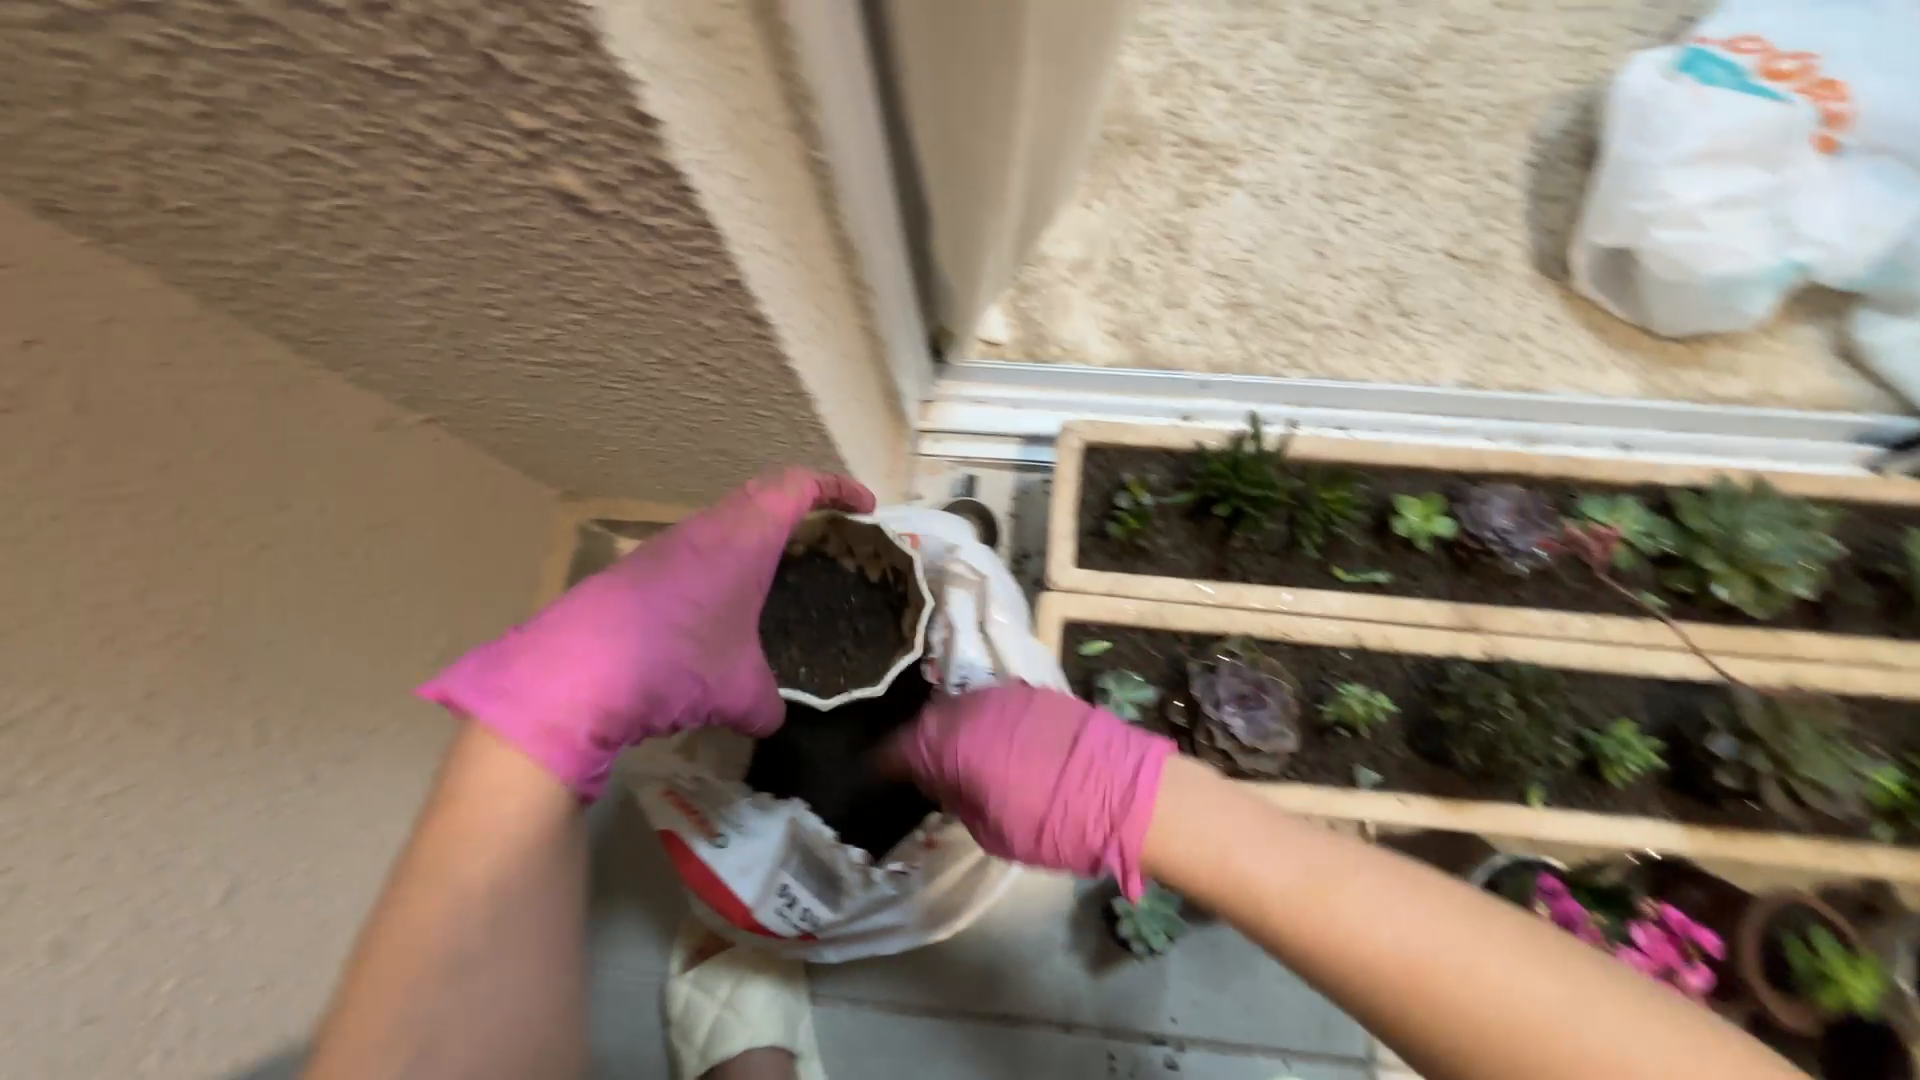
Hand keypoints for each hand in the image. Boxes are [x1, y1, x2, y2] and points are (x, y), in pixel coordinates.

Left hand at [419, 467, 874, 799]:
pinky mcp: (641, 569)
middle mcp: (708, 528)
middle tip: (828, 533)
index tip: (865, 508)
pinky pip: (700, 547)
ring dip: (759, 533)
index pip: (799, 486)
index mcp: (745, 537)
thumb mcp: (738, 691)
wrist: (573, 676)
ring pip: (727, 518)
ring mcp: (669, 546)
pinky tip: (727, 603)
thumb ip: (768, 703)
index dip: (838, 488)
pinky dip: (727, 559)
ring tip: (781, 569)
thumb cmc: (676, 663)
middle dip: (803, 504)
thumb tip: (772, 719)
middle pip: (764, 491)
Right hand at [887, 683, 1175, 898]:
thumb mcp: (990, 830)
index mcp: (952, 743)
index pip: (900, 747)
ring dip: (954, 730)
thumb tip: (944, 782)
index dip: (885, 763)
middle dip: (921, 744)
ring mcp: (1006, 696)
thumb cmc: (1052, 825)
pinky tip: (995, 744)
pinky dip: (984, 722)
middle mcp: (972, 709)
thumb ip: (957, 798)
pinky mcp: (1036, 693)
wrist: (1127, 794)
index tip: (878, 773)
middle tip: (923, 769)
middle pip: (930, 720)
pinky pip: (994, 705)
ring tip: (959, 756)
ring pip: (963, 708)